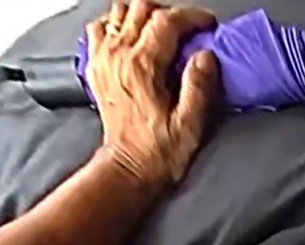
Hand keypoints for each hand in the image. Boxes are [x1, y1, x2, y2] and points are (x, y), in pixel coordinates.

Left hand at [85, 1, 221, 192]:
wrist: (129, 168)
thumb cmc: (160, 153)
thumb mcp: (189, 126)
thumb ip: (198, 88)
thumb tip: (206, 57)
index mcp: (143, 66)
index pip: (167, 22)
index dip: (191, 17)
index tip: (208, 24)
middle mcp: (118, 54)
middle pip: (141, 7)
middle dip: (169, 12)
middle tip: (188, 28)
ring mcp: (103, 56)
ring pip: (120, 10)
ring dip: (143, 13)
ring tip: (163, 29)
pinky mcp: (96, 65)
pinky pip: (101, 26)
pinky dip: (118, 22)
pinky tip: (132, 35)